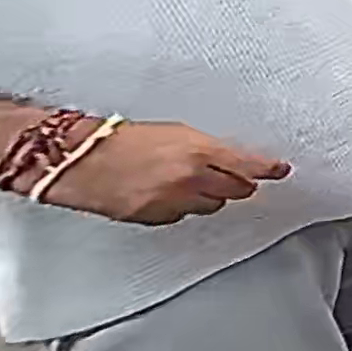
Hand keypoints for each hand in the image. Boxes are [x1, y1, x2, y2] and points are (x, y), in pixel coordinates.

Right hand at [39, 121, 290, 225]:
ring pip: (213, 205)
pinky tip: (167, 195)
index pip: (252, 166)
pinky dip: (182, 207)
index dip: (269, 169)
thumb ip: (215, 150)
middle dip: (239, 184)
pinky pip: (182, 216)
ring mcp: (171, 199)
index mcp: (201, 152)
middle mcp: (191, 177)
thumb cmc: (122, 138)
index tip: (281, 170)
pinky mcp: (150, 216)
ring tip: (190, 183)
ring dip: (210, 196)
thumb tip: (243, 161)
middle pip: (239, 190)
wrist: (70, 156)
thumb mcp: (180, 133)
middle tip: (231, 177)